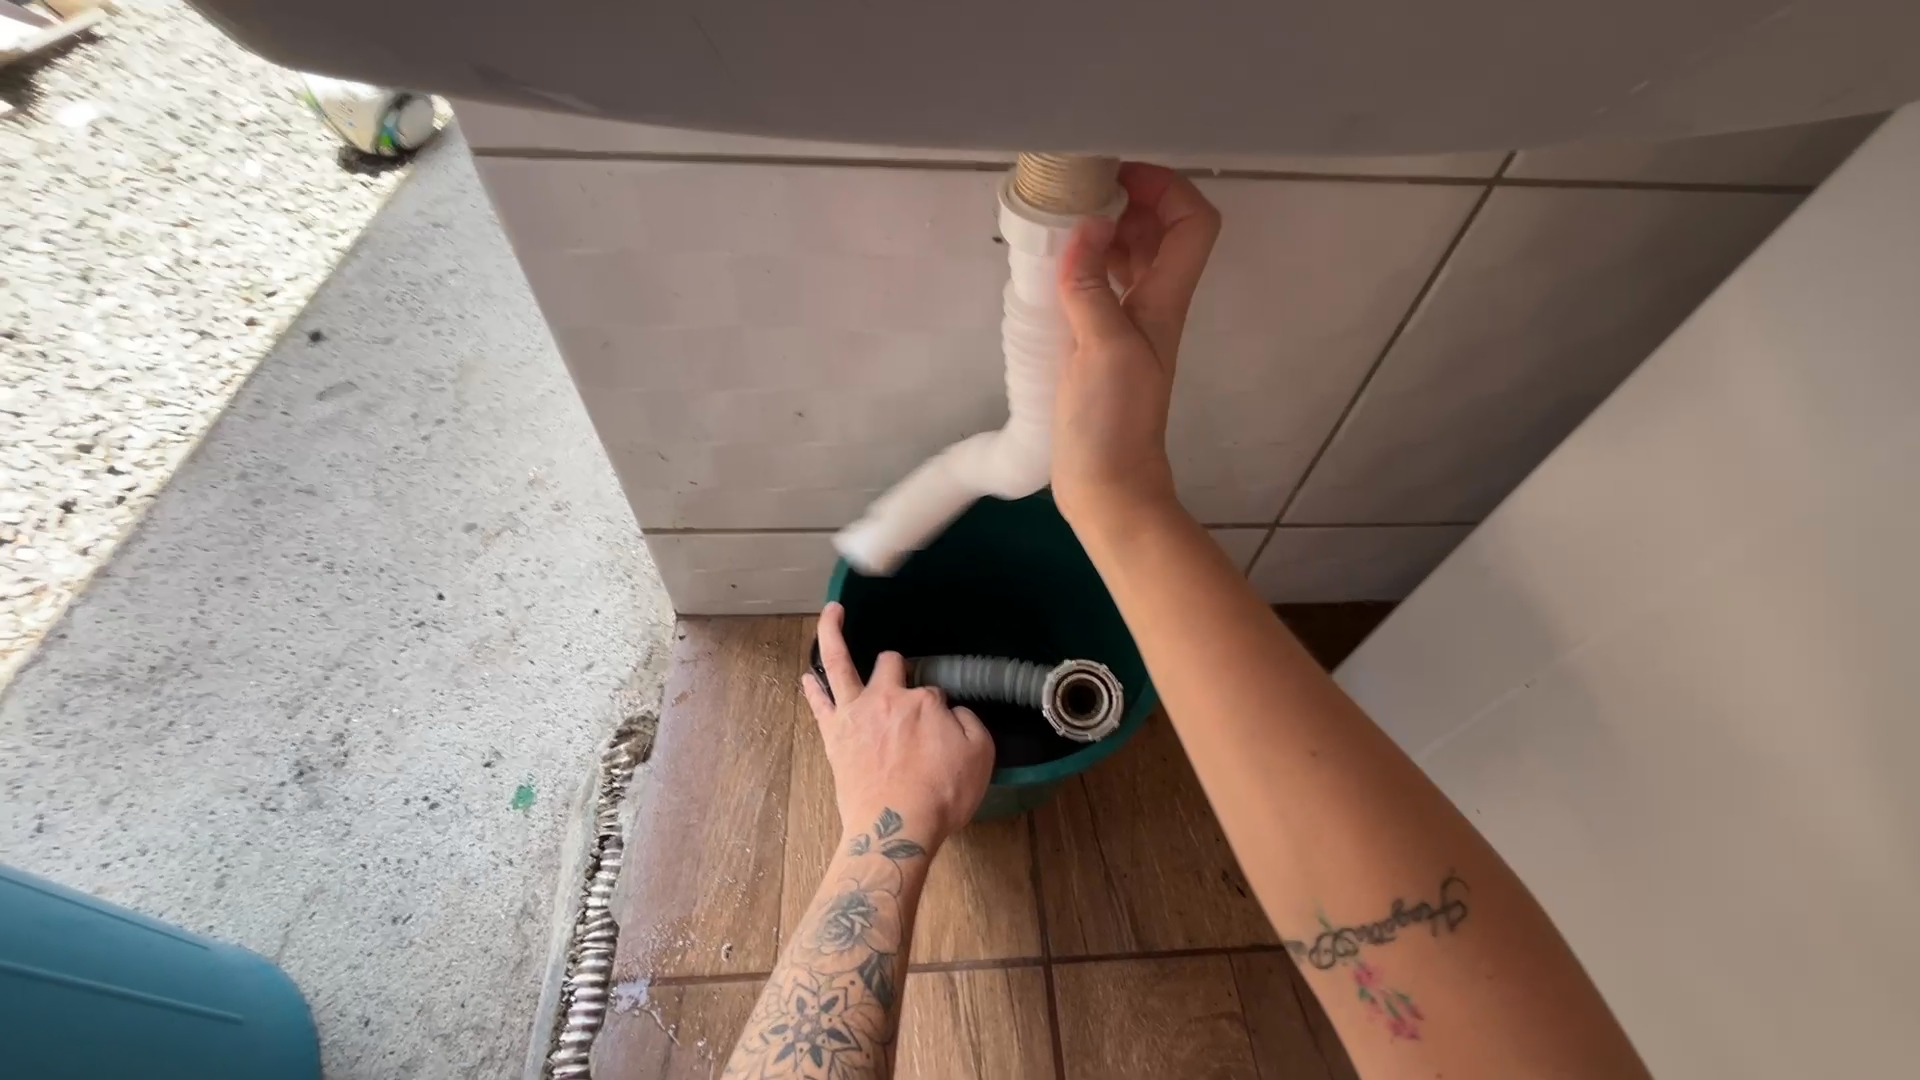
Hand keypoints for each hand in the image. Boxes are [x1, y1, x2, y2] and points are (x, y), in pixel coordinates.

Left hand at [801, 603, 994, 845]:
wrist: (897, 828)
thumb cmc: (941, 795)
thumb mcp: (981, 755)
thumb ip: (969, 722)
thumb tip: (952, 712)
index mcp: (923, 701)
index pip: (933, 691)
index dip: (939, 708)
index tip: (942, 730)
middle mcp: (886, 698)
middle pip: (891, 664)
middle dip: (899, 667)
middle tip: (905, 689)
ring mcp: (856, 714)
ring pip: (840, 663)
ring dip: (833, 633)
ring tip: (832, 612)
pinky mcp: (834, 736)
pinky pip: (820, 704)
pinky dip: (813, 688)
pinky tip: (807, 675)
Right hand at [1052, 163, 1220, 527]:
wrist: (1106, 485)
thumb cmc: (1112, 422)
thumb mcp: (1104, 350)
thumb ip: (1092, 289)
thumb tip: (1082, 228)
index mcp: (1165, 302)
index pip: (1191, 224)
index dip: (1167, 187)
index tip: (1118, 175)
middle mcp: (1150, 308)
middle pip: (1157, 235)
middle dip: (1126, 202)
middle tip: (1076, 194)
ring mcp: (1123, 330)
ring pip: (1124, 262)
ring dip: (1100, 234)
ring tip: (1057, 225)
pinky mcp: (1095, 349)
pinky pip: (1095, 293)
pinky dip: (1079, 271)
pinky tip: (1048, 272)